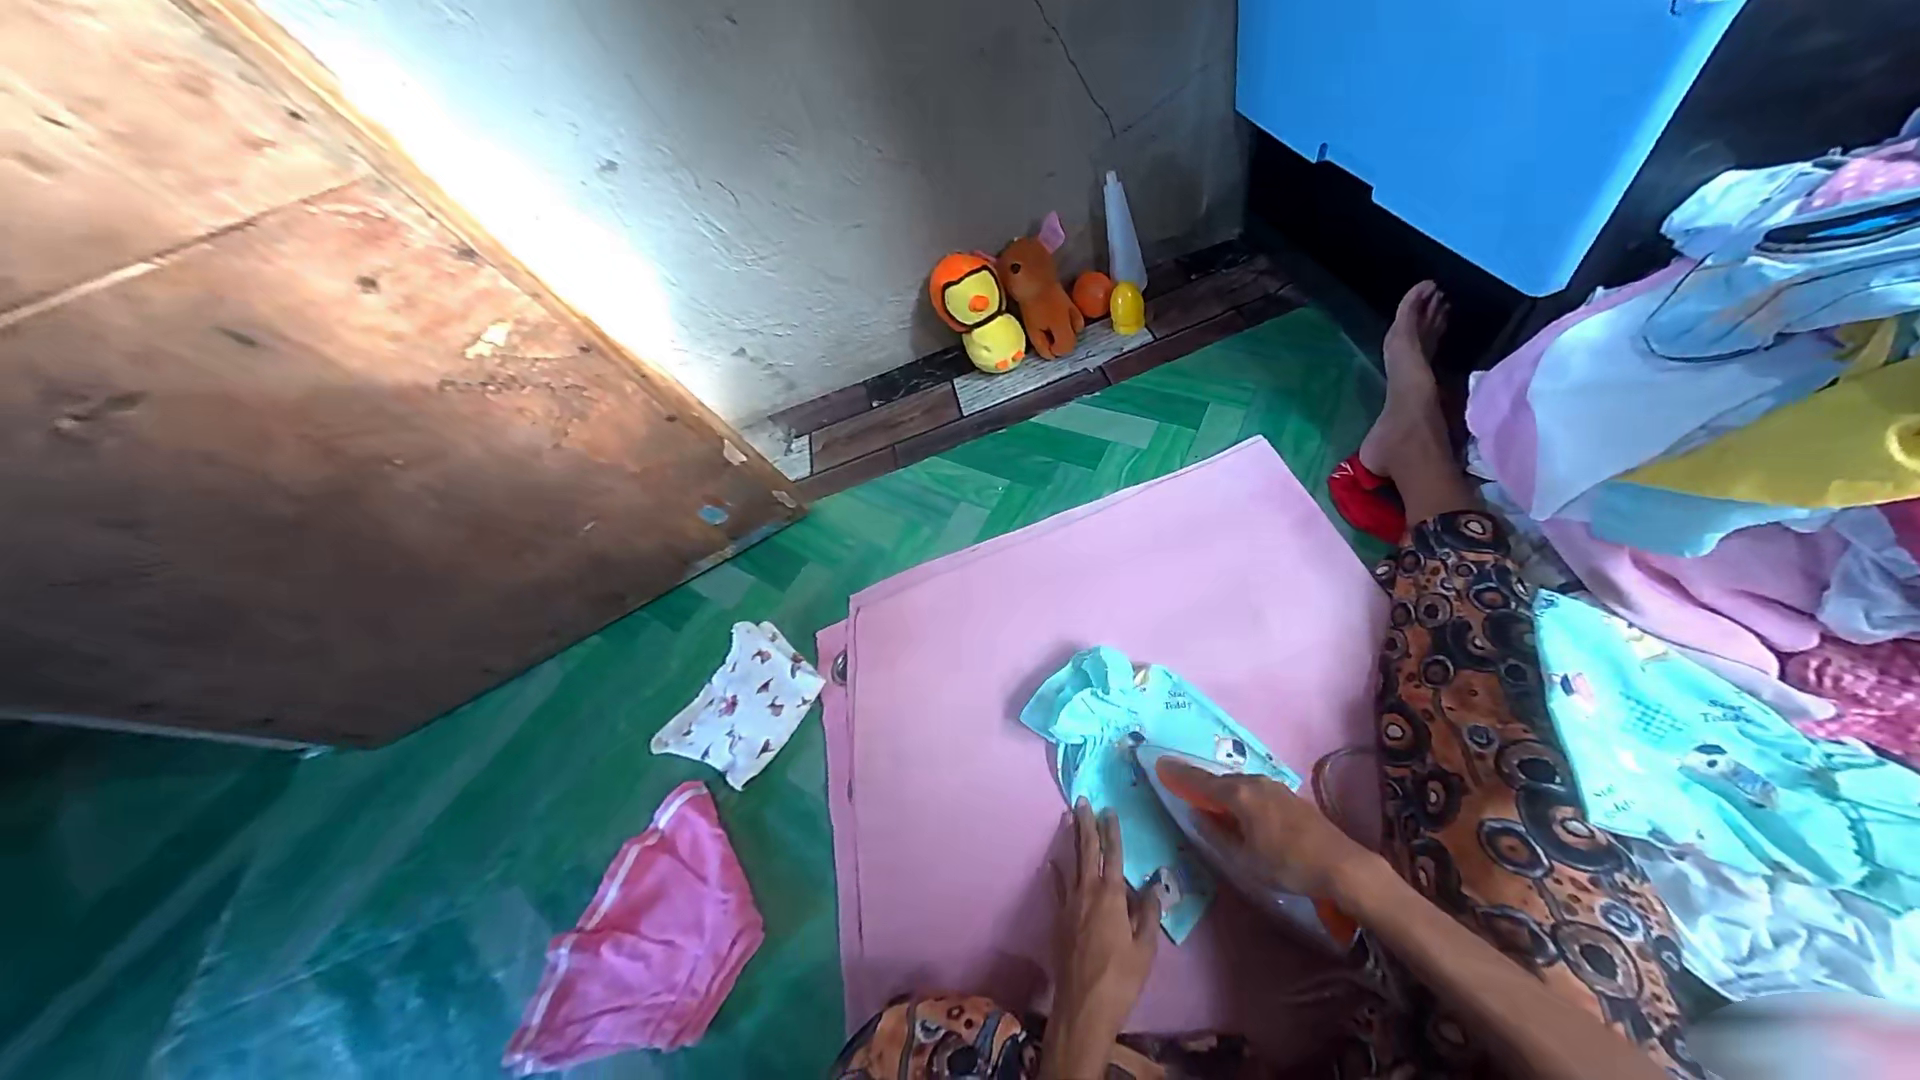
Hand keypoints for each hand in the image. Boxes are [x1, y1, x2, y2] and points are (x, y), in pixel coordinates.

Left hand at [1042, 799, 1158, 1078]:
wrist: (1083, 1002)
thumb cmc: (1121, 977)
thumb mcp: (1145, 948)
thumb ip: (1147, 913)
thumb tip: (1152, 885)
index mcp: (1111, 895)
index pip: (1112, 854)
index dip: (1111, 831)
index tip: (1108, 809)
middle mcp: (1087, 891)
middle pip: (1086, 850)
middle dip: (1086, 823)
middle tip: (1082, 800)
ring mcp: (1069, 902)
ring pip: (1070, 862)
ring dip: (1070, 839)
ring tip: (1066, 817)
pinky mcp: (1058, 916)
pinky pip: (1056, 887)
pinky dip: (1054, 872)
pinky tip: (1051, 862)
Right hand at [1157, 759, 1378, 898]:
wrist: (1343, 866)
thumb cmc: (1287, 864)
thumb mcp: (1243, 858)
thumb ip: (1215, 834)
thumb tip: (1197, 815)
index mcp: (1238, 794)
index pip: (1199, 781)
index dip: (1177, 774)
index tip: (1159, 764)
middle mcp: (1254, 782)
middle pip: (1219, 780)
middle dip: (1199, 783)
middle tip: (1182, 786)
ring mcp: (1274, 787)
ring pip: (1238, 785)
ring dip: (1222, 791)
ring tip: (1211, 803)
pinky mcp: (1289, 797)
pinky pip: (1254, 790)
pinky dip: (1240, 796)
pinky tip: (1242, 811)